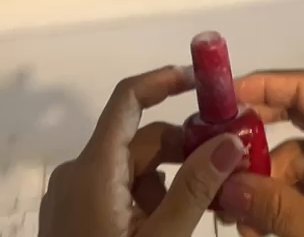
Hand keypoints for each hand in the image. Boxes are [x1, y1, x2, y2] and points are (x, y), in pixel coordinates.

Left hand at [40, 65, 251, 236]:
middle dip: (184, 146)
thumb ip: (196, 188)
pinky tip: (177, 223)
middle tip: (228, 162)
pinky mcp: (74, 220)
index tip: (203, 83)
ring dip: (171, 177)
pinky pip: (118, 191)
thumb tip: (231, 138)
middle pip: (139, 139)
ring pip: (132, 168)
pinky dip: (149, 197)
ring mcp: (73, 197)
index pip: (128, 99)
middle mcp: (77, 172)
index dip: (164, 80)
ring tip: (211, 201)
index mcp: (93, 167)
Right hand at [217, 70, 303, 236]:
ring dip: (264, 190)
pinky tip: (258, 234)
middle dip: (256, 146)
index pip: (303, 88)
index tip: (221, 99)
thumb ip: (273, 206)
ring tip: (237, 222)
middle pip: (295, 128)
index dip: (262, 84)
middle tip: (217, 165)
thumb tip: (223, 182)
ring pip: (296, 169)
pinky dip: (282, 211)